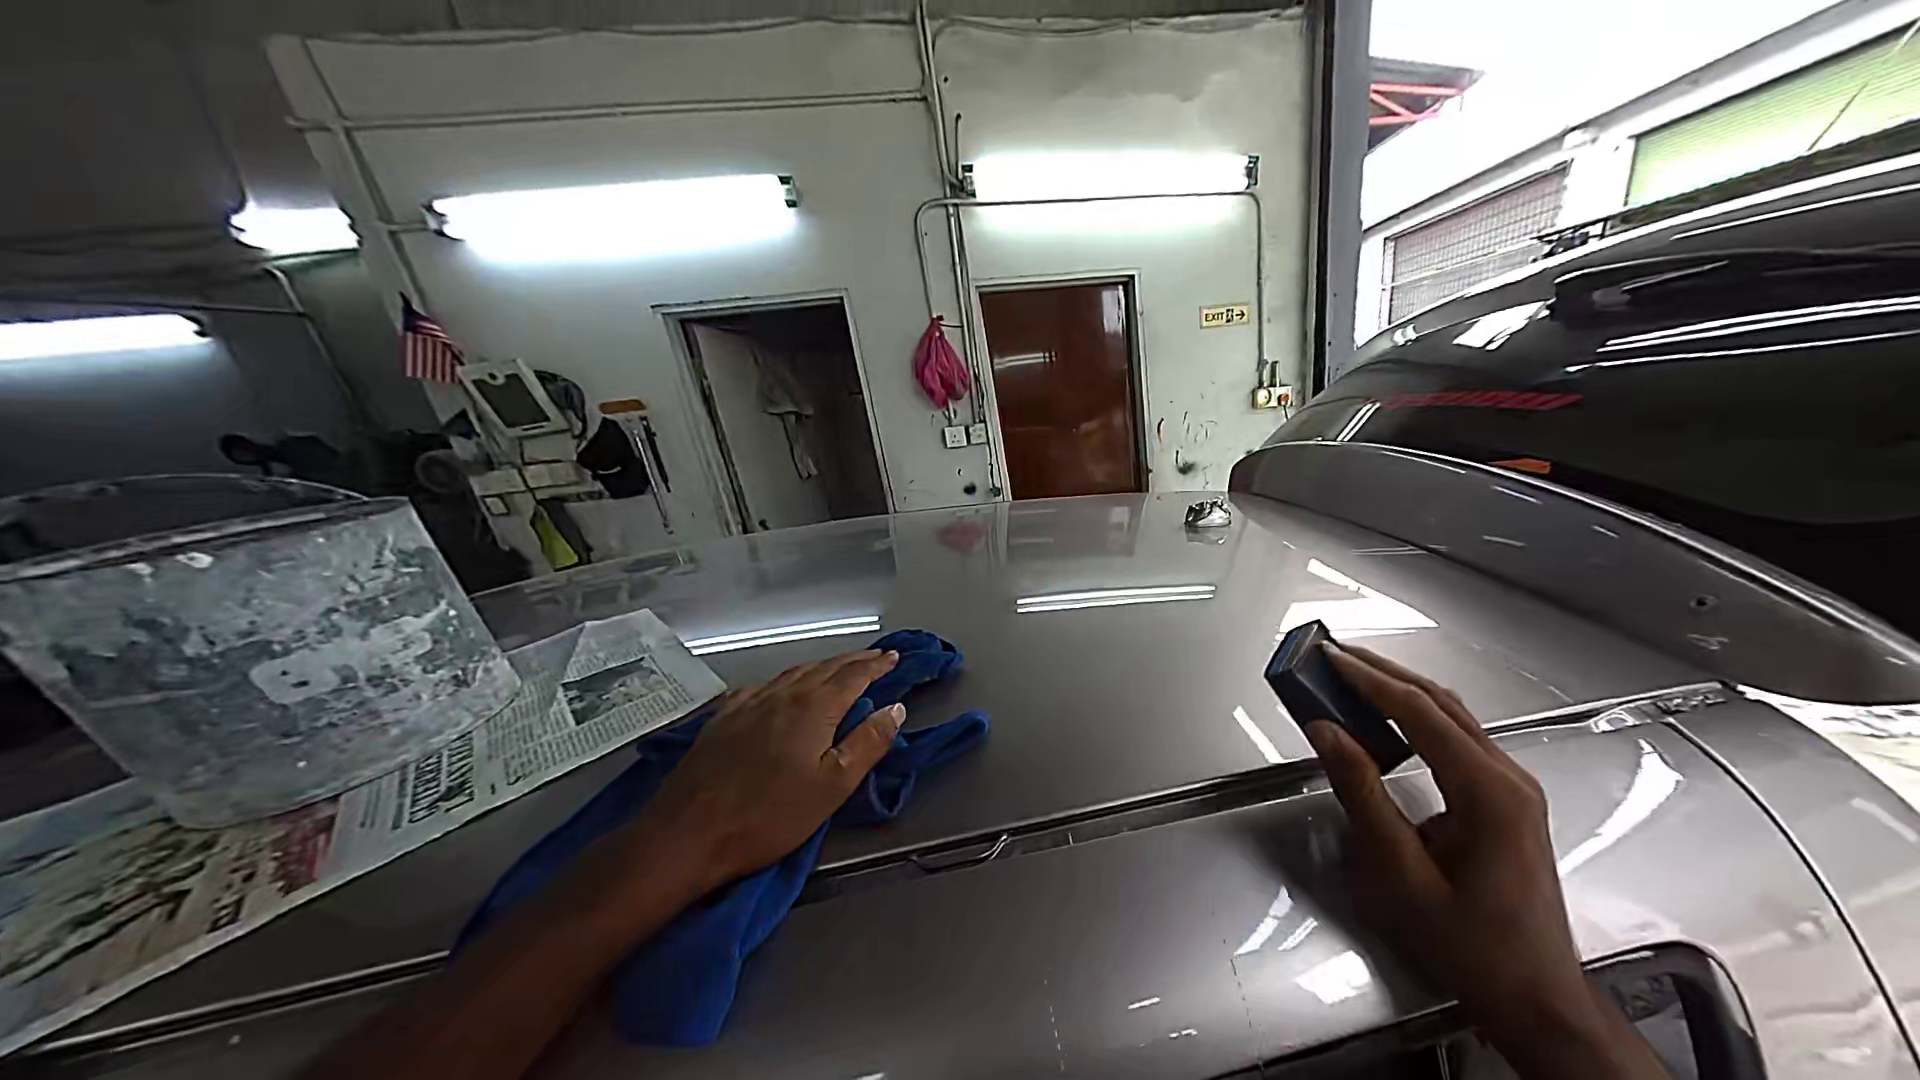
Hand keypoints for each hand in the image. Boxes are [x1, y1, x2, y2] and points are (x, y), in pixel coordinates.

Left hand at [640, 650, 904, 888]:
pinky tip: (781, 687)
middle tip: (875, 656)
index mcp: (813, 708)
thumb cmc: (769, 815)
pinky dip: (785, 679)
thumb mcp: (832, 786)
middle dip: (853, 660)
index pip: (853, 676)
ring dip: (822, 666)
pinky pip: (763, 685)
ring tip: (837, 667)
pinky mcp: (723, 717)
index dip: (876, 665)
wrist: (688, 832)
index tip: (894, 656)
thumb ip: (868, 743)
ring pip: (794, 672)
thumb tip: (895, 708)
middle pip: (825, 668)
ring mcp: (748, 703)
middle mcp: (782, 695)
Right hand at [1308, 644, 1667, 1078]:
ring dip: (1396, 687)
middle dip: (1381, 670)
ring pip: (1449, 713)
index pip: (1420, 712)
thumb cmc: (1472, 943)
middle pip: (1439, 701)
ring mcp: (1511, 787)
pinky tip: (1384, 713)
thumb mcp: (1399, 869)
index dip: (1368, 679)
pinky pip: (1454, 735)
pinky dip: (1412, 712)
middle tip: (1332, 653)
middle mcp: (1508, 779)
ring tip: (1349, 673)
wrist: (1534, 995)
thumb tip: (1327, 733)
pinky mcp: (1503, 797)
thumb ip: (1361, 792)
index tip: (1330, 656)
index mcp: (1489, 793)